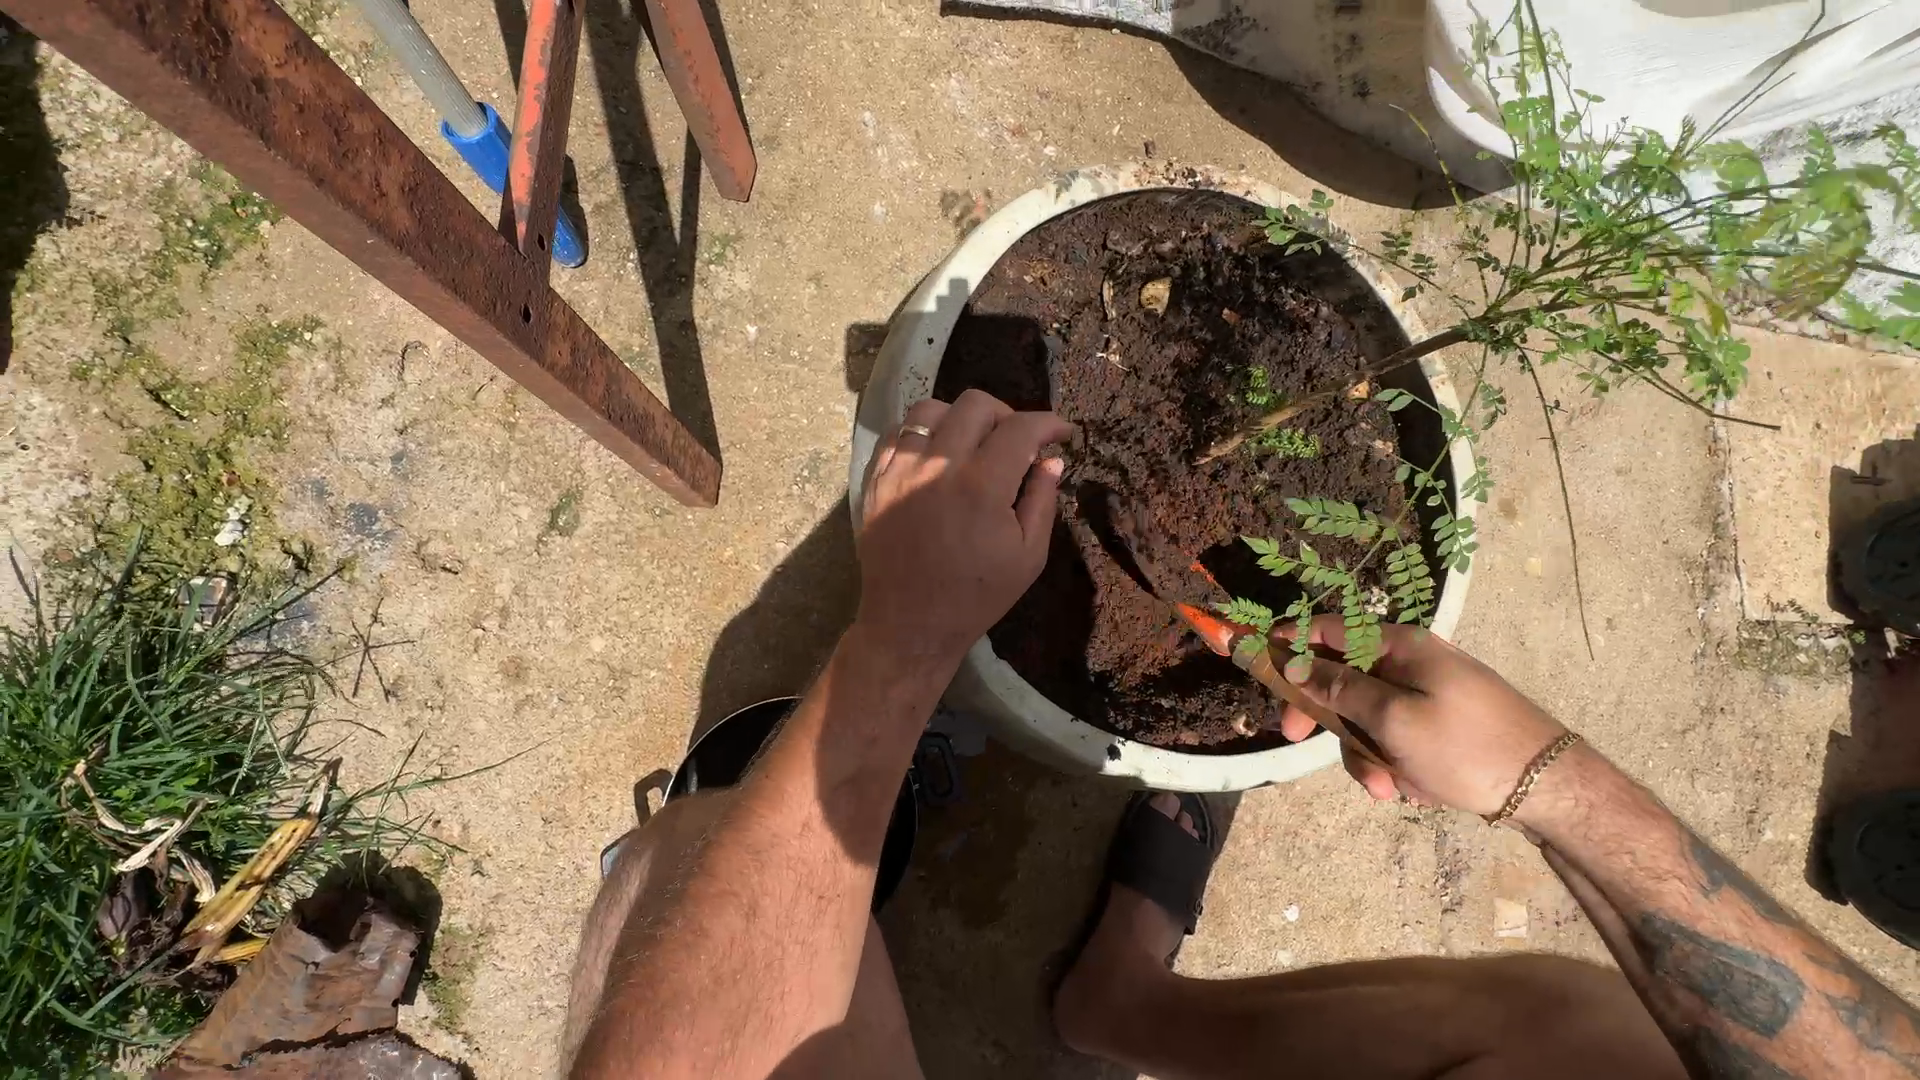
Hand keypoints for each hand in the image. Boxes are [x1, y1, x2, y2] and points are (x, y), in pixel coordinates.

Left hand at [857, 390, 1073, 663]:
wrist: (910, 623)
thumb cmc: (976, 596)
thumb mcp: (1027, 557)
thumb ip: (1042, 501)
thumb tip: (1052, 460)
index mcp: (982, 486)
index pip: (1021, 428)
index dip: (1049, 423)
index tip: (1062, 432)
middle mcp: (939, 466)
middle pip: (976, 404)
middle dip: (1007, 415)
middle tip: (1017, 442)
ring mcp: (901, 469)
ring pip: (931, 409)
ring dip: (960, 418)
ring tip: (972, 444)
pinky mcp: (877, 479)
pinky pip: (899, 434)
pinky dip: (924, 434)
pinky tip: (937, 456)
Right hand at [1272, 616, 1568, 817]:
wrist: (1555, 792)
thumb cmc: (1467, 747)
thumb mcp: (1393, 718)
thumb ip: (1338, 689)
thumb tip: (1293, 662)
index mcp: (1400, 646)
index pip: (1330, 628)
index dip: (1290, 639)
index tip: (1258, 656)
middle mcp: (1410, 663)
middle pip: (1341, 677)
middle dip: (1325, 716)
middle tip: (1295, 739)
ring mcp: (1426, 695)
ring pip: (1365, 716)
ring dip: (1365, 753)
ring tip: (1388, 789)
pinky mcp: (1439, 725)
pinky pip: (1394, 737)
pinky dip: (1394, 763)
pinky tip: (1414, 789)